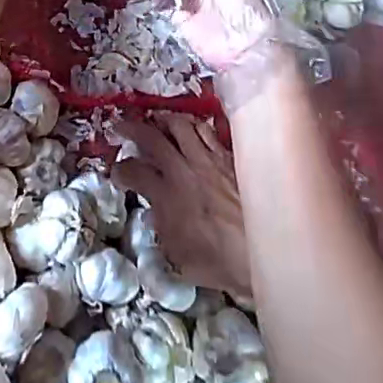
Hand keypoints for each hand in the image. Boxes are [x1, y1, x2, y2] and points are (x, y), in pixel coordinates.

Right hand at [110, 113, 252, 301]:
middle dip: (131, 128)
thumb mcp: (179, 256)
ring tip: (158, 121)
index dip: (119, 170)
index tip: (116, 172)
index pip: (133, 172)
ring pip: (180, 125)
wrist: (266, 252)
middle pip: (151, 137)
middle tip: (121, 126)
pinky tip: (194, 130)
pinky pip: (208, 131)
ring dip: (164, 120)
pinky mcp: (229, 157)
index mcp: (166, 195)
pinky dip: (195, 127)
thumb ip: (162, 229)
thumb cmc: (220, 262)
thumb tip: (154, 213)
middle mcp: (183, 169)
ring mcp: (207, 159)